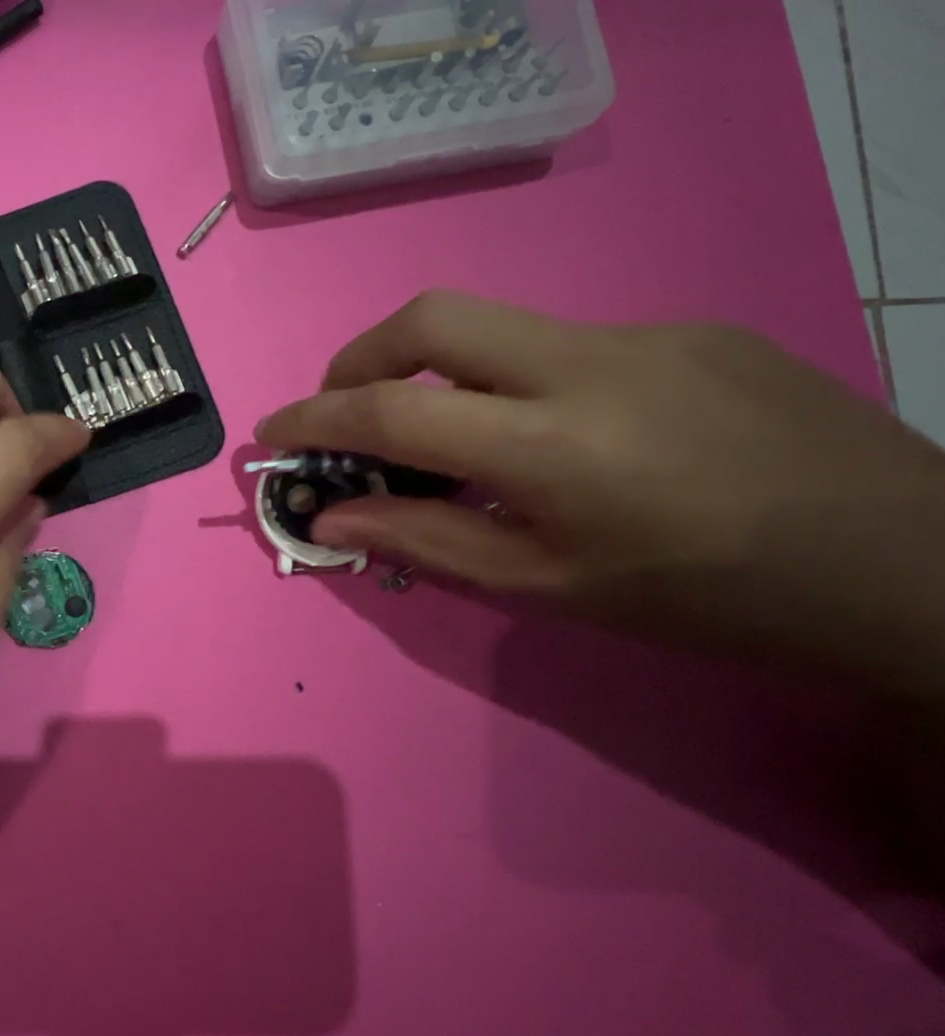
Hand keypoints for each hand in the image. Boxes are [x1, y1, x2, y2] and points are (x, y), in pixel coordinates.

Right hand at [255, 291, 944, 700]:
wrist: (903, 567)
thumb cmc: (702, 600)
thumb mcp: (546, 590)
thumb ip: (424, 543)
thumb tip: (329, 519)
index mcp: (553, 447)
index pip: (392, 412)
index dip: (313, 420)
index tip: (270, 435)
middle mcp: (592, 365)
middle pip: (432, 318)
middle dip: (359, 359)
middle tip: (343, 413)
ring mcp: (647, 335)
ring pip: (498, 329)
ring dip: (440, 374)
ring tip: (452, 443)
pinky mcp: (689, 332)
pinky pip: (567, 346)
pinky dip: (520, 386)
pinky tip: (562, 441)